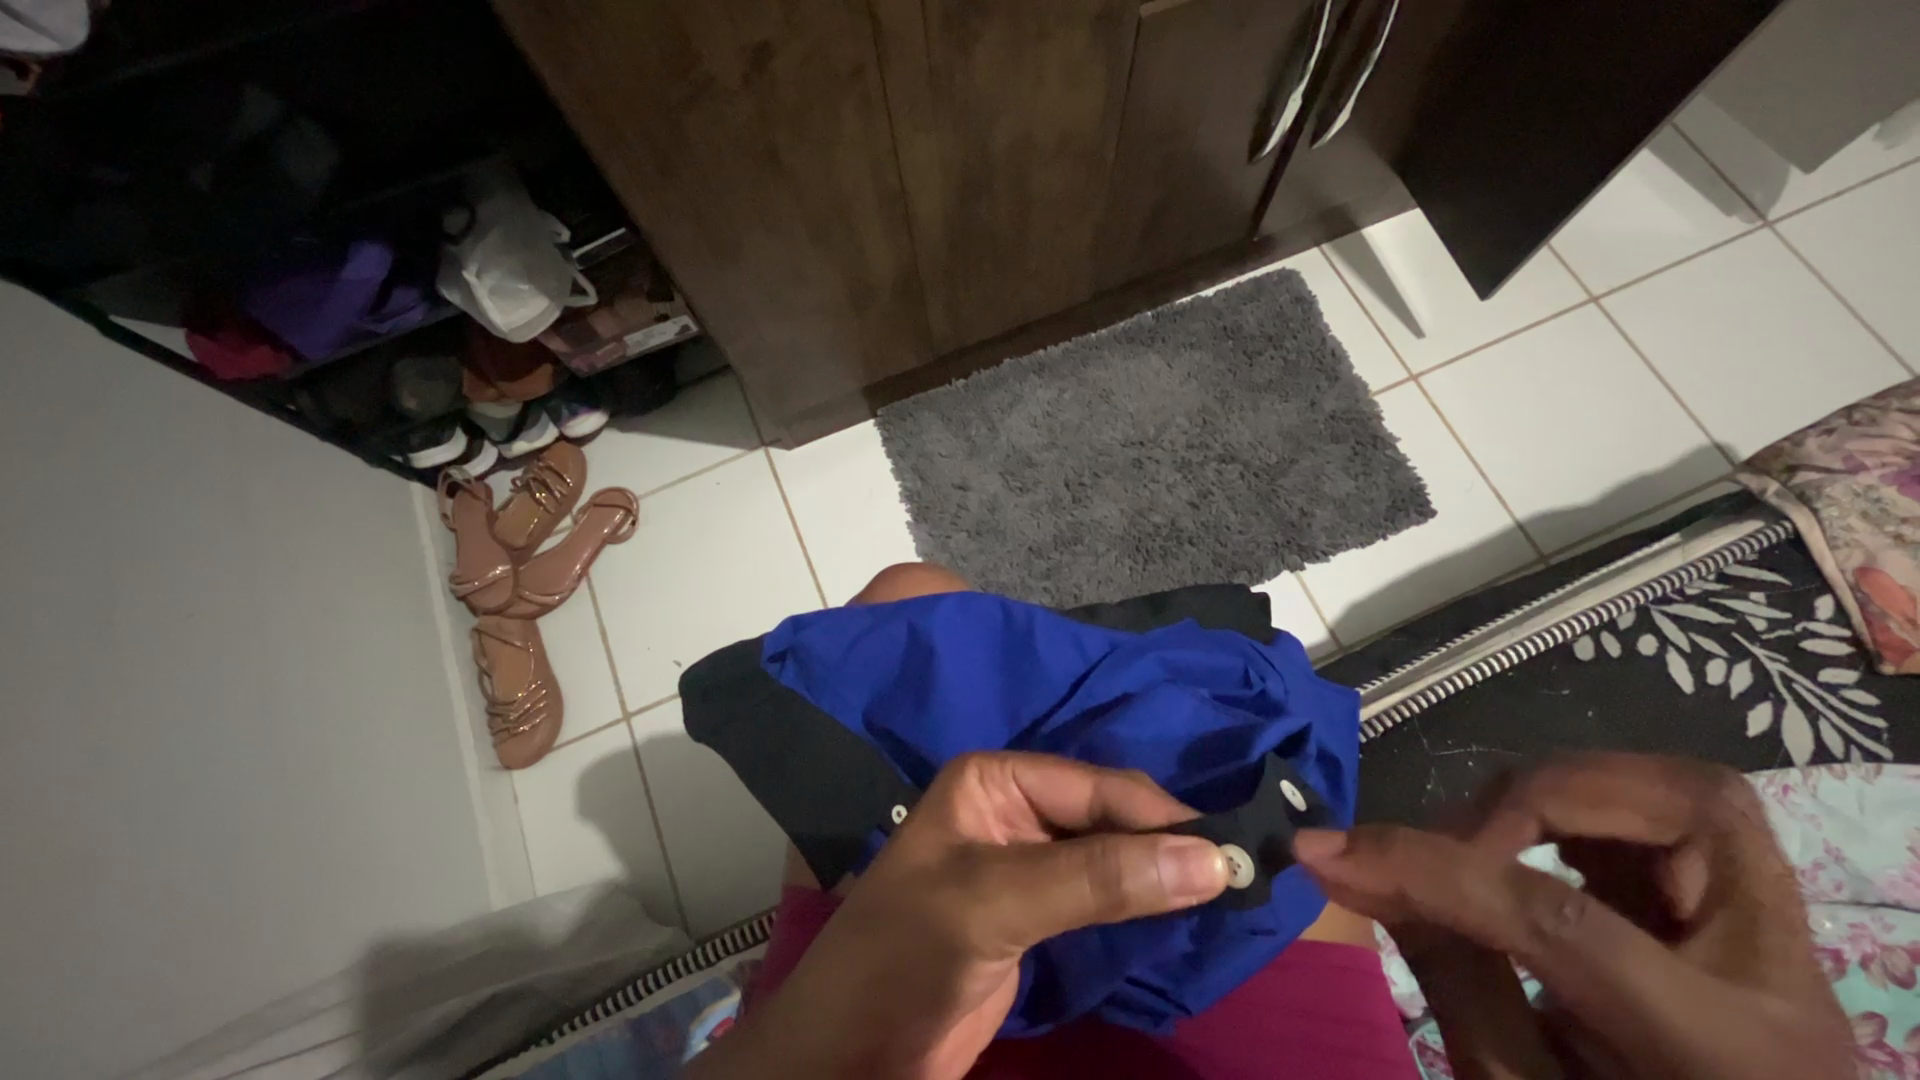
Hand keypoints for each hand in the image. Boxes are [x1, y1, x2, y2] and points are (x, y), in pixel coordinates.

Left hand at [689, 751, 1230, 1079]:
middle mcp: (1014, 810)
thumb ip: (1095, 879)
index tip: (1238, 853)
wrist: (850, 1048)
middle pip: (1110, 818)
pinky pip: (1102, 898)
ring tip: (1232, 894)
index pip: (1098, 787)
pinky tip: (1184, 916)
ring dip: (1162, 876)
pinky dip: (1142, 906)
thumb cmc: (905, 953)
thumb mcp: (993, 903)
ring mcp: (1026, 865)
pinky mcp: (1036, 917)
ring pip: (1111, 858)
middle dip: (1169, 845)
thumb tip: (1209, 860)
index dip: (1165, 818)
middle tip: (1246, 876)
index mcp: (995, 781)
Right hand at [1292, 752, 1852, 1079]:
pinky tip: (1523, 844)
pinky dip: (1576, 808)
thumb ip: (1451, 978)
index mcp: (1731, 1058)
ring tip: (1474, 843)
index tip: (1326, 851)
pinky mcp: (1740, 904)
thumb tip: (1363, 868)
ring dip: (1555, 792)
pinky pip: (1660, 814)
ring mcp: (1775, 930)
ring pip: (1678, 789)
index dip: (1435, 871)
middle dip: (1531, 798)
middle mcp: (1784, 973)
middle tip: (1441, 844)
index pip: (1567, 922)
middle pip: (1679, 808)